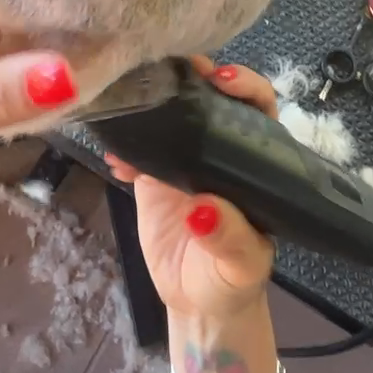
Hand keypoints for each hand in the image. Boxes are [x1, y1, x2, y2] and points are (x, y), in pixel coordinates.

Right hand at [106, 58, 277, 319]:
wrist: (196, 302)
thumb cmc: (231, 278)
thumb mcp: (241, 263)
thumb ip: (230, 237)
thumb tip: (203, 209)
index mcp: (252, 158)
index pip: (257, 105)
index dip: (245, 85)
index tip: (222, 80)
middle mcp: (220, 146)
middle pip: (211, 95)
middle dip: (193, 75)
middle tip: (171, 70)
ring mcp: (184, 156)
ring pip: (171, 111)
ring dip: (152, 101)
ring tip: (134, 103)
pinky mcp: (152, 174)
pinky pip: (135, 148)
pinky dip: (122, 146)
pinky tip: (114, 158)